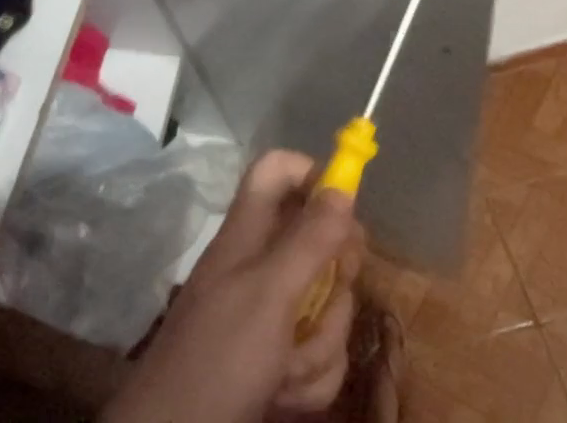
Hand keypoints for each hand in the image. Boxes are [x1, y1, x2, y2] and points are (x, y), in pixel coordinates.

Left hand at [102, 151, 363, 422]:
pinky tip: (282, 394)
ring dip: (318, 347)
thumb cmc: (219, 355)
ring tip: (285, 369)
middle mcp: (262, 264)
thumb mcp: (270, 293)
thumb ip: (309, 240)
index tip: (347, 207)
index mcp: (249, 233)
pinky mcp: (279, 353)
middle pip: (322, 246)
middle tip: (319, 305)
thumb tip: (343, 185)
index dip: (314, 175)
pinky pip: (319, 351)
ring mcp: (271, 311)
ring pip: (327, 307)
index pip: (279, 172)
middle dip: (332, 290)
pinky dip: (309, 379)